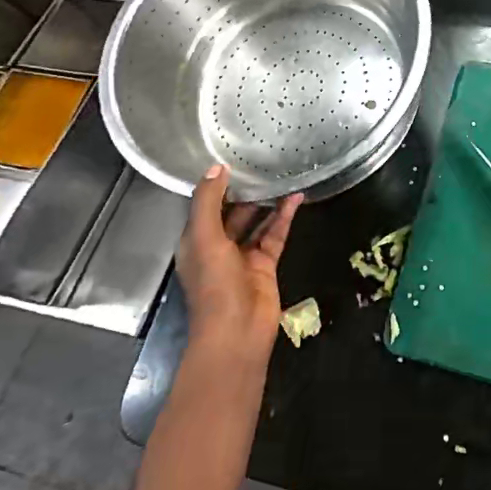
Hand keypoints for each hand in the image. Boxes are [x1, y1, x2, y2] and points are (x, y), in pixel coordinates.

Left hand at [176, 164, 302, 363]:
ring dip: (267, 202)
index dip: (216, 184)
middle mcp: (217, 246)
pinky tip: (295, 199)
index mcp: (195, 241)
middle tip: (261, 163)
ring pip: (256, 222)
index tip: (232, 159)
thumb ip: (208, 201)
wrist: (238, 331)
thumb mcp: (203, 237)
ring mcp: (243, 256)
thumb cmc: (214, 284)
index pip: (204, 206)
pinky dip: (284, 217)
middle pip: (231, 212)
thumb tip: (217, 168)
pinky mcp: (266, 264)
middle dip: (244, 192)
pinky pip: (275, 234)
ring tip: (281, 175)